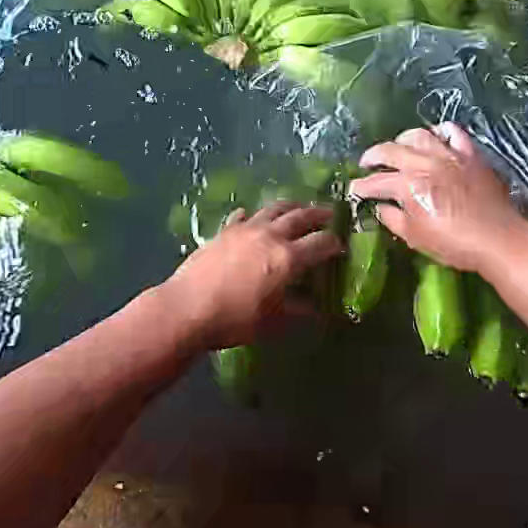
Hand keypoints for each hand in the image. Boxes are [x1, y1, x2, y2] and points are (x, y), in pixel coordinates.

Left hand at [157, 202, 341, 350]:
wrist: (186, 308)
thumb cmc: (234, 319)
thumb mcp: (273, 321)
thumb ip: (298, 310)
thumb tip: (315, 307)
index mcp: (288, 257)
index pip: (321, 242)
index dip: (334, 243)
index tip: (340, 246)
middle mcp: (271, 235)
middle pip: (301, 216)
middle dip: (319, 214)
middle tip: (329, 214)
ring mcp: (245, 229)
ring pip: (274, 208)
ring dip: (291, 206)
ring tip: (298, 207)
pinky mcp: (224, 231)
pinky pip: (243, 216)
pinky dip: (253, 215)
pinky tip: (252, 217)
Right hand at [347, 124, 527, 273]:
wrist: (498, 239)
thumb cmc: (454, 244)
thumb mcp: (415, 238)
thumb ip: (393, 219)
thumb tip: (381, 207)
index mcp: (408, 185)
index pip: (376, 182)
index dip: (361, 186)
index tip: (354, 189)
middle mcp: (425, 163)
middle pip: (391, 150)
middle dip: (373, 156)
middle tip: (366, 163)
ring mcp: (449, 155)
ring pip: (419, 134)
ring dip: (402, 139)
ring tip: (397, 147)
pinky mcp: (470, 154)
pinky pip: (453, 133)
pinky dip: (440, 131)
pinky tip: (435, 136)